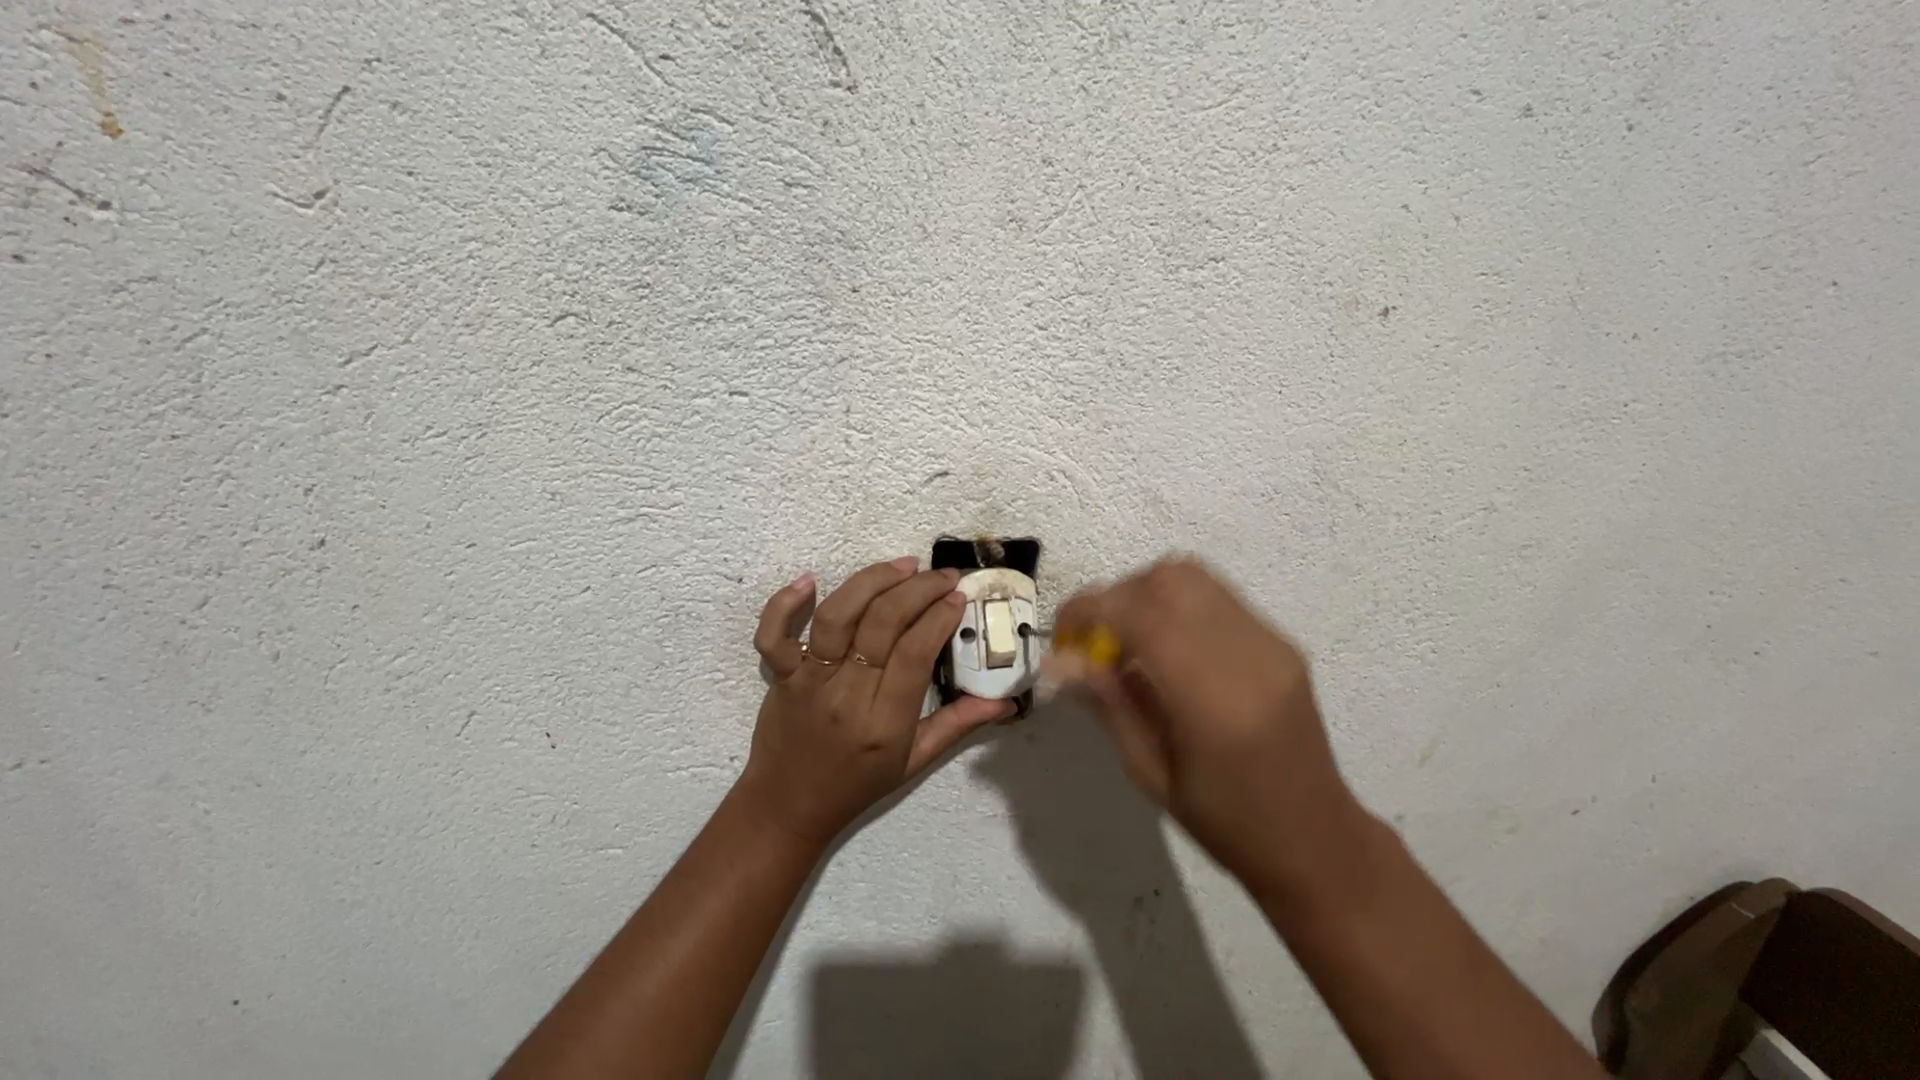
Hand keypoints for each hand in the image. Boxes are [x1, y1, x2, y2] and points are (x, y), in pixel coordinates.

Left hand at [740, 557, 1015, 847]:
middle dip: (917, 590)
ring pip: (836, 617)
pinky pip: (772, 636)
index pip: (915, 653)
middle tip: (942, 575)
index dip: (939, 617)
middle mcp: (846, 696)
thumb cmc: (857, 784)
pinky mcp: (780, 676)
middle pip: (881, 624)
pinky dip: (784, 604)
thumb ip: (958, 725)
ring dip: (870, 581)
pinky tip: (808, 580)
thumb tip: (1006, 701)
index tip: (958, 597)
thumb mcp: (914, 763)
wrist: (788, 806)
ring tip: (902, 566)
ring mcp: (809, 682)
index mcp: (884, 722)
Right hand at [1053, 557, 1364, 897]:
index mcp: (1213, 700)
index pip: (1141, 616)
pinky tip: (1166, 649)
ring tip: (1127, 639)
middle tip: (1094, 639)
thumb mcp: (1150, 773)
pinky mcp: (1282, 642)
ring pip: (1194, 577)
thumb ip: (1108, 704)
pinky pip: (1217, 598)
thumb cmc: (1225, 822)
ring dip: (1146, 594)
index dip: (1090, 610)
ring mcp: (1272, 643)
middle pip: (1168, 580)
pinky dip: (1176, 606)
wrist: (1315, 838)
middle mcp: (1248, 655)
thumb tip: (1059, 659)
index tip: (1061, 635)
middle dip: (1117, 596)